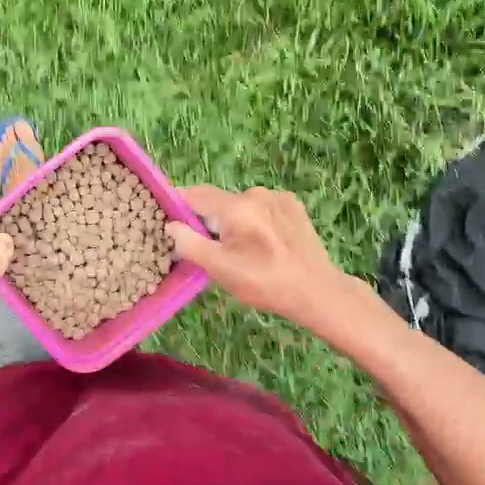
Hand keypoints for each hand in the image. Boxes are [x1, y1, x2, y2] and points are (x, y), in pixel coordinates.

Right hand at [165, 184, 363, 328]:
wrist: (316, 291)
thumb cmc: (264, 282)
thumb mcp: (220, 269)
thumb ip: (190, 244)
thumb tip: (171, 226)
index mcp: (236, 207)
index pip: (195, 194)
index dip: (177, 204)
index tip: (167, 219)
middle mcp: (256, 194)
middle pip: (218, 202)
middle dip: (208, 221)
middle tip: (209, 249)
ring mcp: (277, 197)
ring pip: (240, 206)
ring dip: (232, 222)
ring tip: (240, 251)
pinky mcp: (292, 205)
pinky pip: (260, 209)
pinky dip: (253, 221)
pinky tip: (262, 245)